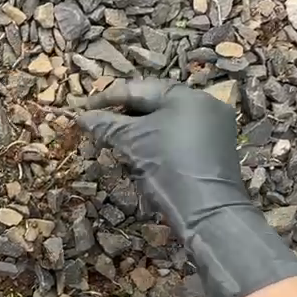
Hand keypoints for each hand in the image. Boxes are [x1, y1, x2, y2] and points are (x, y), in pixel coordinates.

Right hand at [78, 78, 296, 296]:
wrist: (207, 208)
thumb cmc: (168, 165)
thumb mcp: (131, 142)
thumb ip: (106, 125)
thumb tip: (81, 117)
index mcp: (186, 95)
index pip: (140, 88)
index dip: (109, 98)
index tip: (85, 108)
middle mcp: (204, 104)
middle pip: (156, 102)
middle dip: (125, 114)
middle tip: (99, 124)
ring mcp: (214, 127)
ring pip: (168, 120)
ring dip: (139, 128)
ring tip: (116, 140)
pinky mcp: (215, 149)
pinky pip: (180, 136)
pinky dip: (157, 140)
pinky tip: (141, 154)